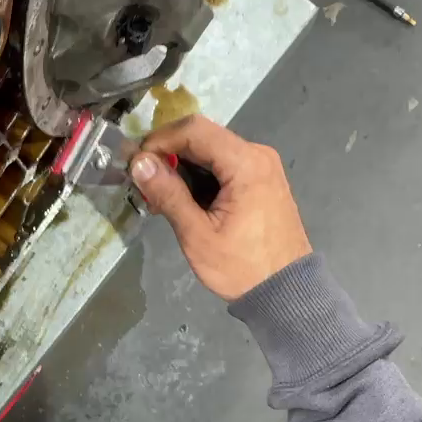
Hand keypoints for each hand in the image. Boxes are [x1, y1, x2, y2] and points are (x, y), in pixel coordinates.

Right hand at [132, 115, 312, 300]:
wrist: (284, 291)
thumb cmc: (241, 267)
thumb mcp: (197, 235)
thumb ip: (169, 194)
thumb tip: (140, 163)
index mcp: (246, 163)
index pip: (195, 130)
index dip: (160, 140)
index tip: (136, 163)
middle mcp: (257, 154)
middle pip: (203, 137)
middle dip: (169, 154)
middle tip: (143, 181)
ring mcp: (262, 166)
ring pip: (212, 152)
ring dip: (183, 167)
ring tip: (159, 196)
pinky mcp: (261, 180)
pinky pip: (224, 166)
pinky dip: (200, 177)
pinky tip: (183, 200)